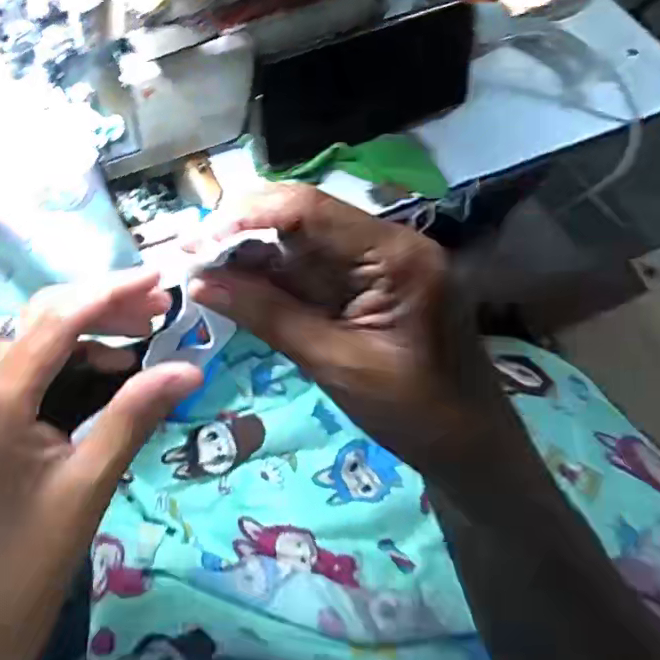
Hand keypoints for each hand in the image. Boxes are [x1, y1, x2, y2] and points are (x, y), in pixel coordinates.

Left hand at [0, 269, 203, 659]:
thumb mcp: (91, 481)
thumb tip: (189, 367)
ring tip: (144, 327)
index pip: (55, 321)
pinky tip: (110, 363)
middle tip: (158, 304)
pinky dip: (69, 352)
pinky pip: (28, 360)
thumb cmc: (35, 555)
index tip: (157, 278)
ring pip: (34, 333)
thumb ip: (134, 414)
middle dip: (100, 302)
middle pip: (41, 316)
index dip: (109, 293)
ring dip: (87, 325)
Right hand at [187, 183, 517, 476]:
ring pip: (293, 233)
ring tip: (196, 262)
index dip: (246, 217)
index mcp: (396, 256)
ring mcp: (372, 258)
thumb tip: (200, 282)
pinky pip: (301, 260)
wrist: (470, 449)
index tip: (199, 242)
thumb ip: (267, 315)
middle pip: (298, 211)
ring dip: (244, 246)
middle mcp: (385, 242)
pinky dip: (262, 267)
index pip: (309, 211)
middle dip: (239, 226)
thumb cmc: (415, 413)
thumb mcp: (334, 364)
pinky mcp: (359, 277)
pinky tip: (227, 275)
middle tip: (190, 251)